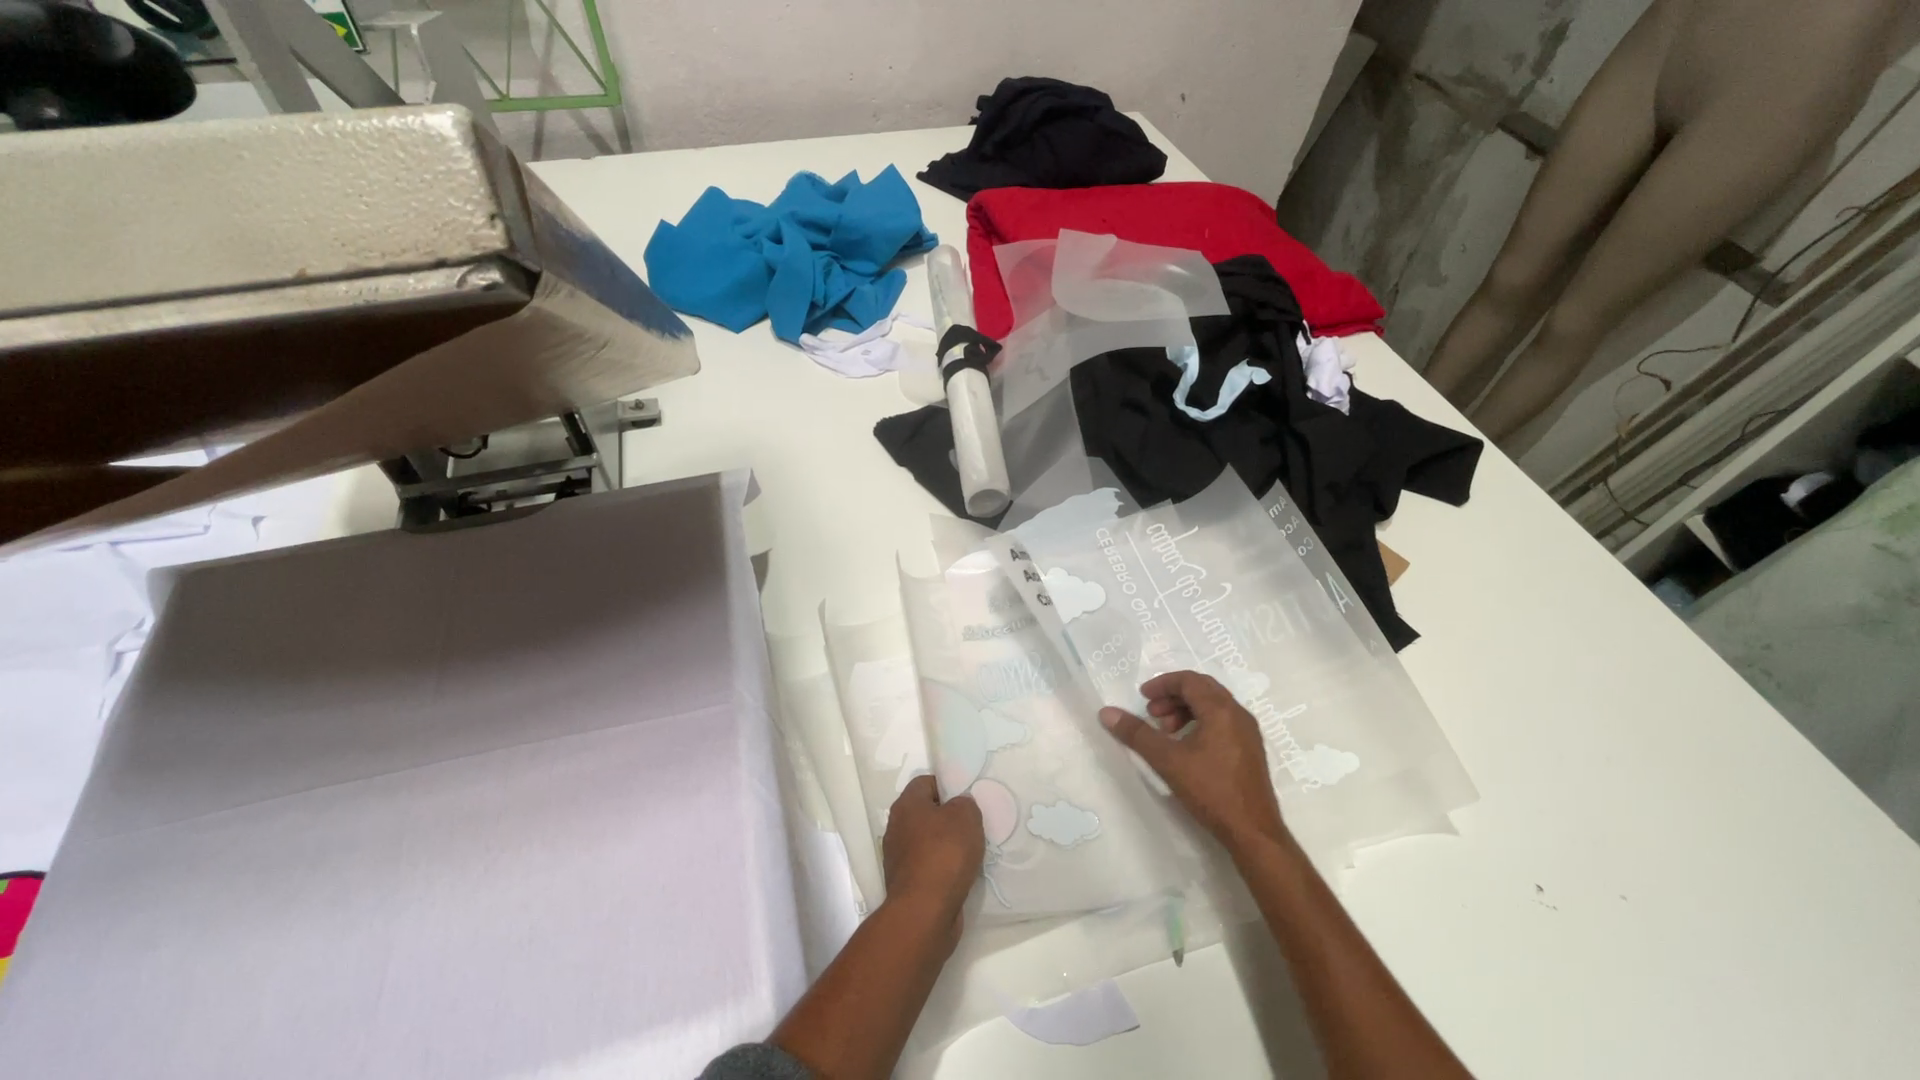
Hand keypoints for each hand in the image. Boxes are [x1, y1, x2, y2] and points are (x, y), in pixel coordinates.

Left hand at [881, 775, 984, 938]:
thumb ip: (965, 804)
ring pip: (927, 841)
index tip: (967, 797)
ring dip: (947, 845)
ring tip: (973, 850)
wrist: (925, 910)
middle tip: (973, 823)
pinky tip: (962, 873)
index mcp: (906, 805)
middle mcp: (897, 828)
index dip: (947, 785)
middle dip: (949, 817)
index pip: (925, 782)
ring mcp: (899, 857)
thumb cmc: (944, 854)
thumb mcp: (966, 817)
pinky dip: (944, 868)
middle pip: (925, 813)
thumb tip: (959, 806)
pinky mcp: (907, 883)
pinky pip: (929, 866)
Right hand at [1100, 670, 1288, 852]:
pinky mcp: (1250, 750)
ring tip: (1167, 733)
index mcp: (1221, 710)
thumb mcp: (1167, 760)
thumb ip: (1137, 734)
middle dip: (1173, 697)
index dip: (1163, 684)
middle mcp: (1238, 714)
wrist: (1252, 831)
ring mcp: (1248, 733)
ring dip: (1186, 711)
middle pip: (1203, 689)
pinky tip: (1187, 748)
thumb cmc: (1210, 790)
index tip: (1142, 698)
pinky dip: (1201, 724)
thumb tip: (1107, 713)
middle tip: (1152, 714)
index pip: (1189, 680)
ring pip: (1214, 706)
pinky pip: (1223, 722)